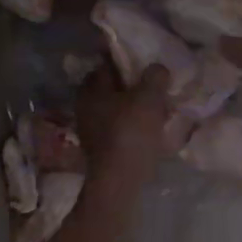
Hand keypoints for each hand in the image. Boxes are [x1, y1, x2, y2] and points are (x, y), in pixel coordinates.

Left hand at [75, 64, 174, 191]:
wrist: (119, 180)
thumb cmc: (130, 132)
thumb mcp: (149, 98)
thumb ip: (154, 78)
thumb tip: (157, 68)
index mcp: (91, 90)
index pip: (105, 66)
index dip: (124, 61)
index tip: (143, 62)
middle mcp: (84, 107)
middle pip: (108, 89)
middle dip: (128, 87)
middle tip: (150, 86)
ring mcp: (89, 131)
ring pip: (113, 110)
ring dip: (130, 108)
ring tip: (154, 109)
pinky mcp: (99, 150)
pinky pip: (117, 130)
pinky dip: (130, 127)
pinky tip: (148, 131)